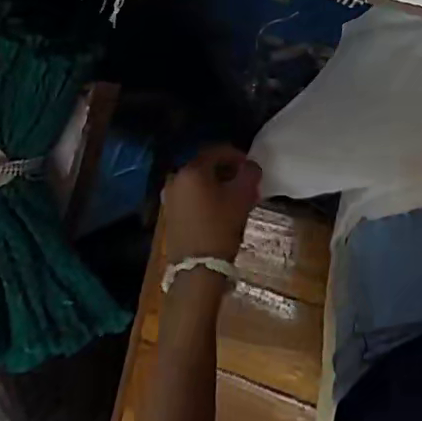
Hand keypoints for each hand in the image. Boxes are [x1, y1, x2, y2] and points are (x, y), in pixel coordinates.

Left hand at [161, 145, 261, 267]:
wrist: (197, 269)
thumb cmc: (221, 227)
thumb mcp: (243, 196)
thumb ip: (250, 173)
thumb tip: (250, 166)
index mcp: (192, 170)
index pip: (218, 151)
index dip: (238, 155)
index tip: (251, 166)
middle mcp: (176, 178)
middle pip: (206, 165)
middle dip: (227, 170)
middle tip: (245, 180)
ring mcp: (170, 197)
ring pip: (198, 182)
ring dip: (217, 184)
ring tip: (235, 196)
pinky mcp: (170, 214)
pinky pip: (191, 196)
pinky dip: (206, 196)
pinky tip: (220, 209)